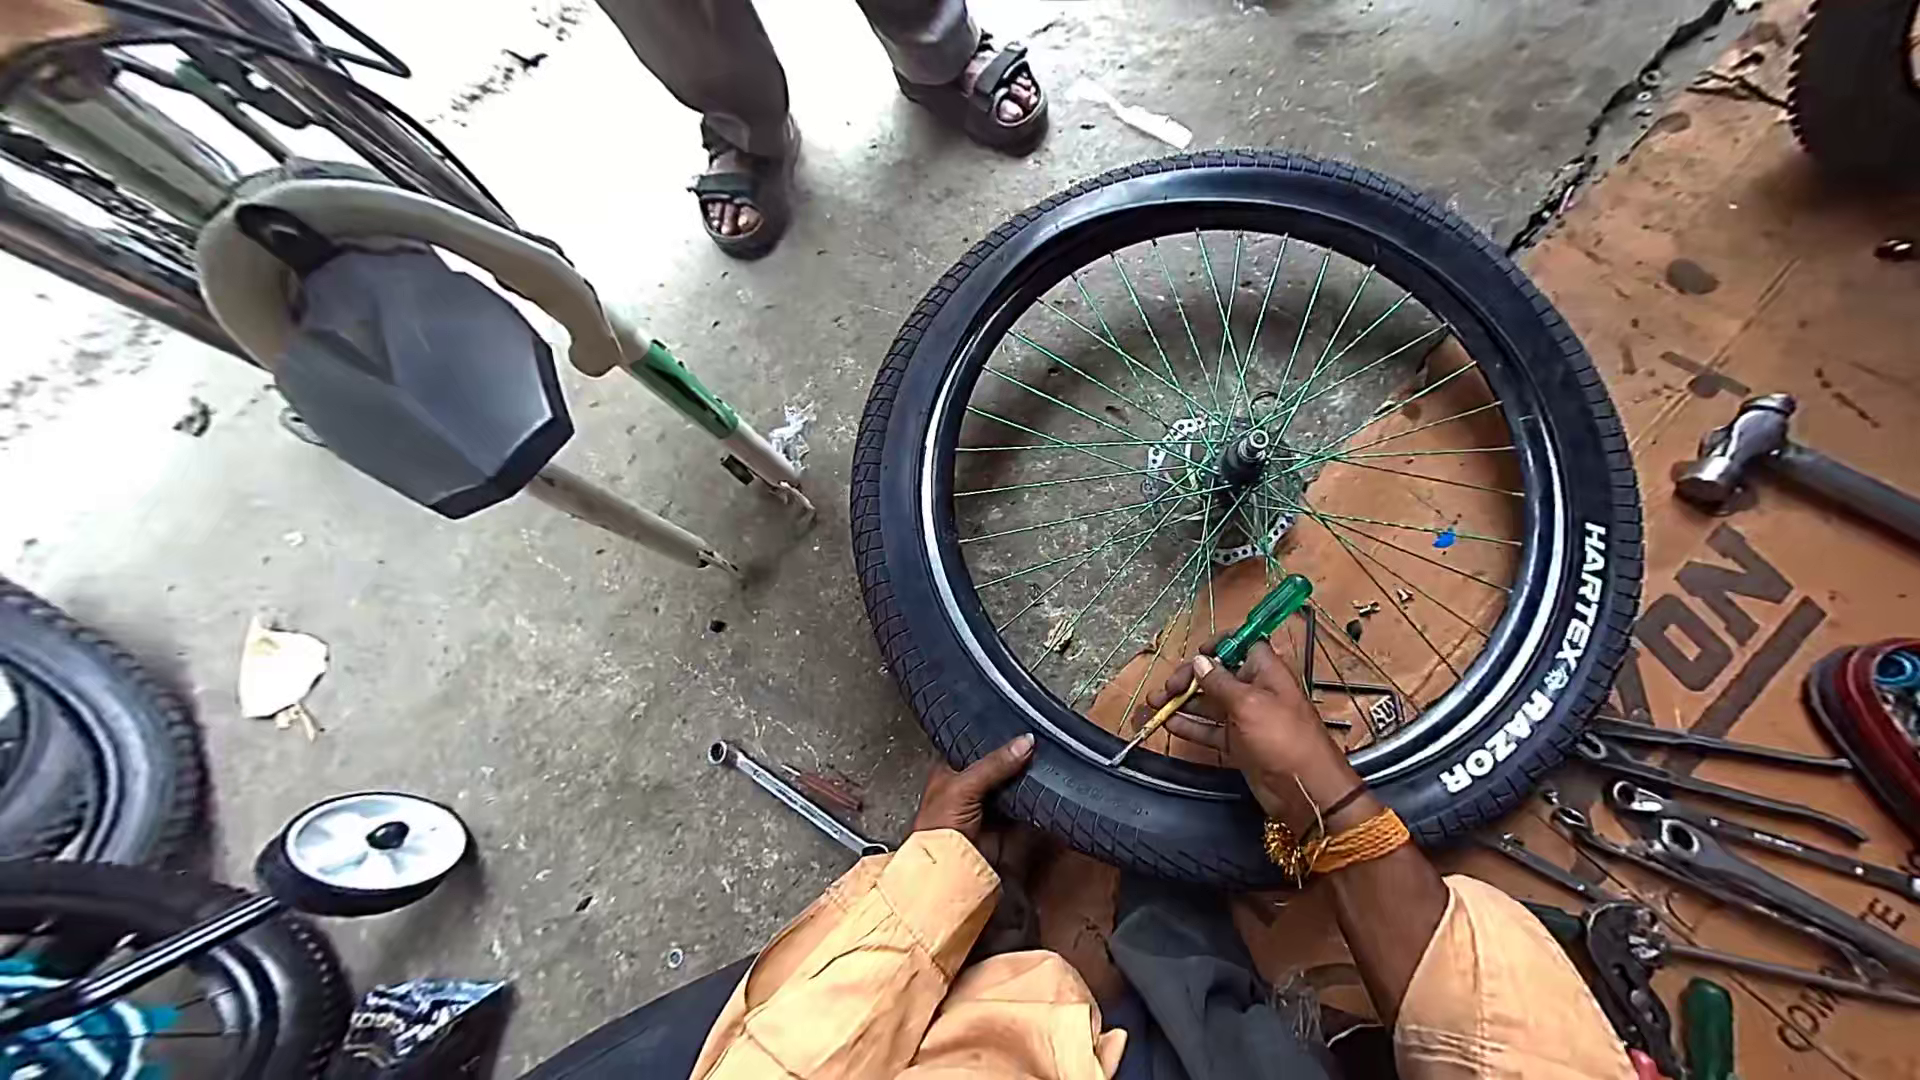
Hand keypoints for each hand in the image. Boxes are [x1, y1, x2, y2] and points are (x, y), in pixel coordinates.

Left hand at [910, 734, 1035, 841]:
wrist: (949, 871)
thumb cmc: (938, 827)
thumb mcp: (963, 786)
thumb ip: (994, 764)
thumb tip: (1024, 742)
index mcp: (951, 768)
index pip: (975, 743)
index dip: (993, 733)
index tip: (1017, 722)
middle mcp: (970, 782)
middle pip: (998, 761)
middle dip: (1016, 752)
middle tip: (1038, 737)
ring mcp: (989, 802)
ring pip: (1013, 780)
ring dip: (1027, 772)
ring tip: (1047, 753)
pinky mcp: (1006, 820)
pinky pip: (1024, 802)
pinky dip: (1035, 794)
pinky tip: (1047, 781)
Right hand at [1145, 642, 1367, 830]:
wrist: (1306, 792)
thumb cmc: (1282, 738)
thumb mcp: (1248, 703)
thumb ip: (1219, 681)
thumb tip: (1199, 660)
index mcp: (1266, 673)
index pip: (1243, 646)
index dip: (1220, 644)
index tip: (1198, 652)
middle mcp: (1255, 692)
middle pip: (1217, 676)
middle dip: (1189, 678)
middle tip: (1166, 688)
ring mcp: (1245, 719)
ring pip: (1209, 703)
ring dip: (1182, 702)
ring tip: (1155, 704)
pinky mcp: (1238, 744)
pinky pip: (1209, 729)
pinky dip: (1190, 726)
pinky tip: (1169, 724)